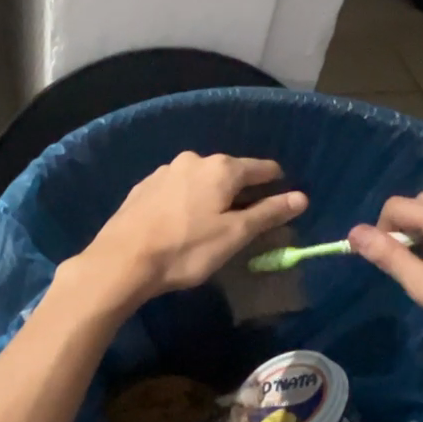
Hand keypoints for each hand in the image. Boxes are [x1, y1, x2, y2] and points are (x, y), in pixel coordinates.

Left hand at [73, 152, 307, 306]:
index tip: (282, 201)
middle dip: (241, 192)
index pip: (261, 168)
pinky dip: (186, 202)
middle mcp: (192, 161)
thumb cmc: (186, 249)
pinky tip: (181, 223)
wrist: (122, 260)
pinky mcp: (142, 189)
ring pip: (199, 181)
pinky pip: (176, 191)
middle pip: (229, 173)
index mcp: (221, 168)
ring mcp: (163, 173)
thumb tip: (301, 197)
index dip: (276, 184)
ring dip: (211, 196)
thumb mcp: (234, 235)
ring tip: (213, 223)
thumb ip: (268, 213)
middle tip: (247, 219)